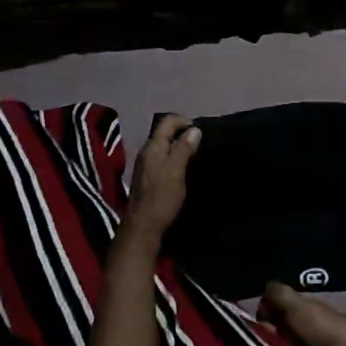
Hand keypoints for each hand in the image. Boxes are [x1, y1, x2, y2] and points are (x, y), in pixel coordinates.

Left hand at [118, 115, 201, 254]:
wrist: (143, 225)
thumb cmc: (161, 197)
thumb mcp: (176, 170)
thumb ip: (184, 148)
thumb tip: (195, 129)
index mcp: (152, 146)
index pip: (167, 121)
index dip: (184, 120)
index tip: (201, 130)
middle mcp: (147, 151)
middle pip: (164, 132)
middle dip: (183, 132)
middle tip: (202, 141)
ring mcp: (146, 163)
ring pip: (164, 146)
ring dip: (179, 145)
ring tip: (197, 153)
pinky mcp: (148, 176)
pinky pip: (163, 158)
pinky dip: (175, 157)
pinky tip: (185, 166)